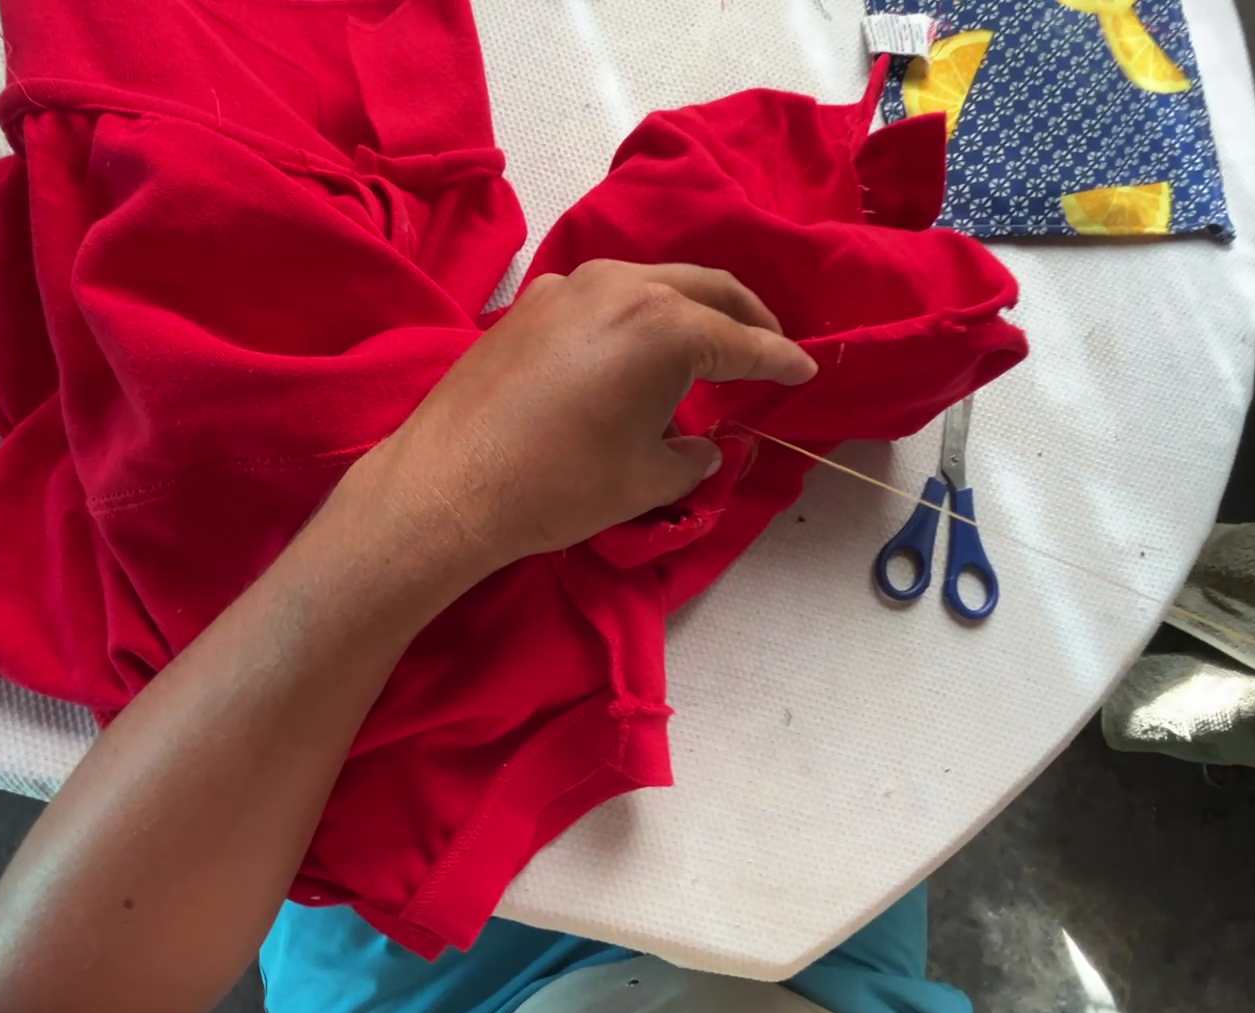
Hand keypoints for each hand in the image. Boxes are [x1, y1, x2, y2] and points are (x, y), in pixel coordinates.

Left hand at [344, 260, 816, 572]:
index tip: (805, 370)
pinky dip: (639, 316)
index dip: (780, 360)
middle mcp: (621, 286)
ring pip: (652, 283)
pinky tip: (635, 351)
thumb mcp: (645, 480)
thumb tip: (706, 445)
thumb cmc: (559, 488)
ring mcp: (569, 288)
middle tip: (768, 347)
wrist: (449, 485)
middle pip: (705, 289)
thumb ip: (692, 456)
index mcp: (665, 326)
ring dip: (690, 310)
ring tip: (705, 348)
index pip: (742, 342)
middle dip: (746, 317)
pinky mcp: (532, 303)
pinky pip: (605, 297)